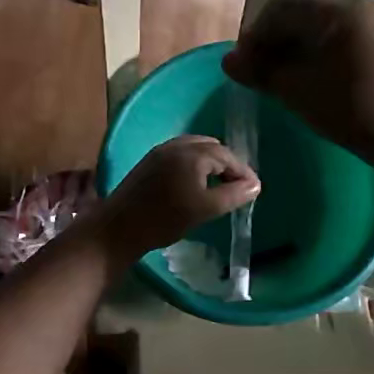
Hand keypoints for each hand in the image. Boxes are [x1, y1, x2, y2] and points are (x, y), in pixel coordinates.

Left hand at [97, 135, 258, 259]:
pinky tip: (194, 183)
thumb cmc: (164, 219)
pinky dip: (193, 165)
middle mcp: (176, 146)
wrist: (119, 228)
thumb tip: (254, 185)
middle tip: (237, 186)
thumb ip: (233, 195)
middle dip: (227, 165)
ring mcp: (159, 152)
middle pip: (211, 148)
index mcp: (192, 153)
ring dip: (210, 164)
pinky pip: (179, 156)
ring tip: (219, 185)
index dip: (243, 172)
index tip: (253, 190)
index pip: (227, 156)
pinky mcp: (148, 162)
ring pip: (194, 150)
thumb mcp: (205, 209)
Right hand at [222, 0, 373, 164]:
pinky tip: (310, 80)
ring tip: (280, 80)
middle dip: (272, 40)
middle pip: (299, 11)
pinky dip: (315, 52)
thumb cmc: (352, 109)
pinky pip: (338, 36)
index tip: (241, 68)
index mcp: (335, 9)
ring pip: (318, 25)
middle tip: (257, 74)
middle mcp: (356, 4)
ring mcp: (373, 22)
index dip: (253, 35)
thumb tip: (228, 61)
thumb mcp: (298, 91)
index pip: (279, 7)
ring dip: (292, 47)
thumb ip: (261, 72)